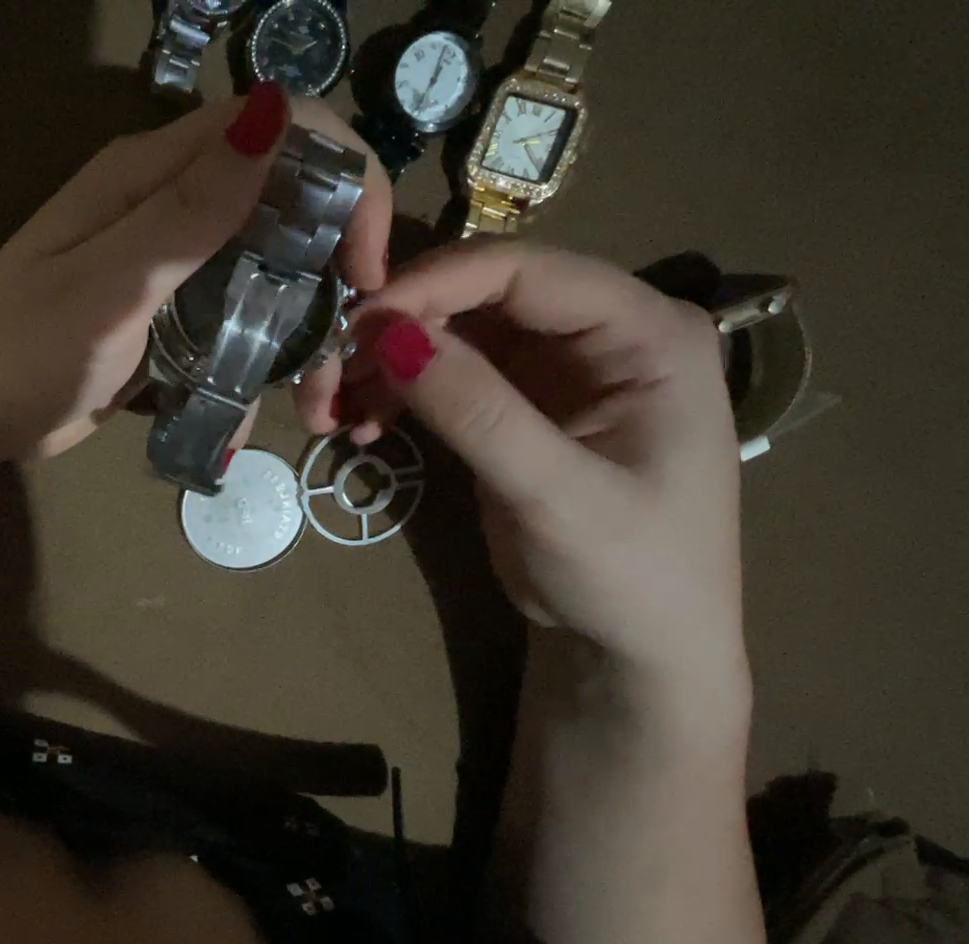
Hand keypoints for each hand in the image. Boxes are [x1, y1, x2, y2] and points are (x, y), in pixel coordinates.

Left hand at [0, 87, 391, 458]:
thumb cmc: (25, 353)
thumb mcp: (109, 285)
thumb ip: (188, 211)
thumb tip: (277, 117)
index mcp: (147, 176)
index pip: (274, 130)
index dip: (339, 178)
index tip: (363, 260)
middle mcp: (163, 209)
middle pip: (279, 204)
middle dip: (330, 263)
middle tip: (350, 335)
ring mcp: (165, 267)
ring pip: (260, 271)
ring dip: (297, 329)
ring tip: (315, 399)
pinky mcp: (163, 319)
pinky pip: (227, 324)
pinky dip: (250, 362)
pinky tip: (255, 415)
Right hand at [332, 243, 743, 692]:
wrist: (630, 646)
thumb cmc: (627, 573)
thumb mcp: (553, 494)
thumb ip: (475, 410)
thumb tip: (385, 333)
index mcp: (644, 332)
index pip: (527, 271)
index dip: (435, 284)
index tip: (353, 322)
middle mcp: (597, 334)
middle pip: (476, 296)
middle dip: (394, 328)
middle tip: (325, 374)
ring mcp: (551, 370)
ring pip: (446, 335)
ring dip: (381, 364)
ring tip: (330, 410)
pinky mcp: (512, 406)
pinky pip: (439, 377)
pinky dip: (393, 394)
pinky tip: (362, 429)